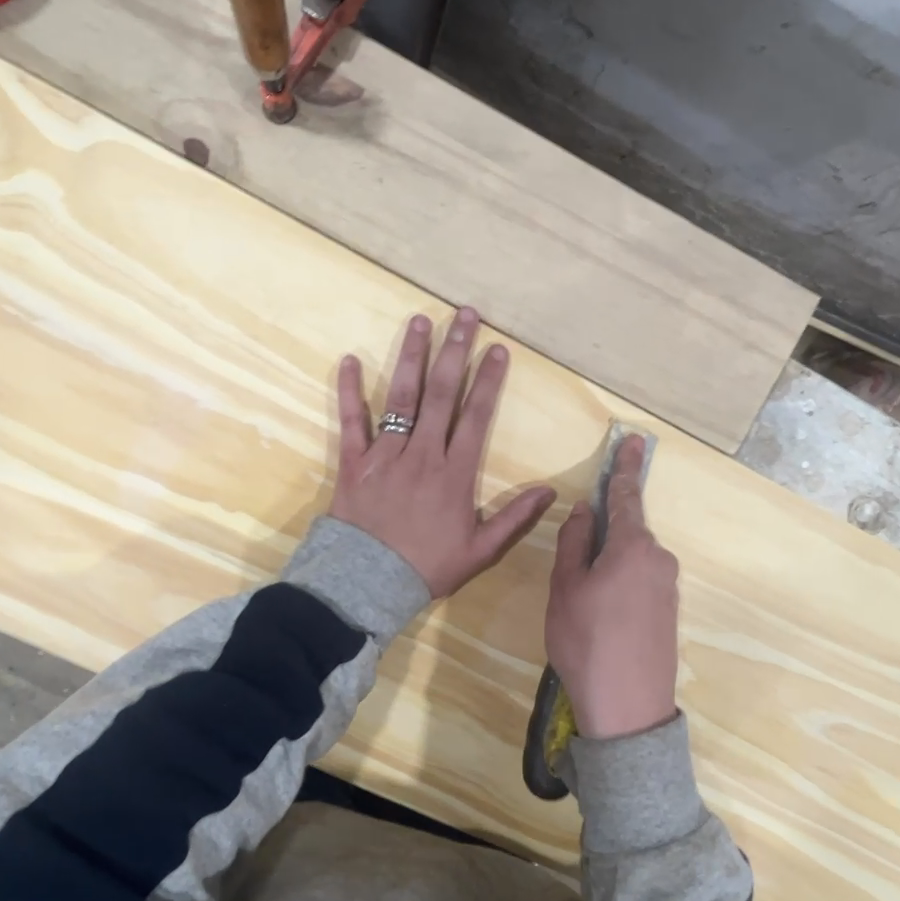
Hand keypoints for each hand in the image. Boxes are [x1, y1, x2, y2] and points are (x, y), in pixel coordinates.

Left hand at [330, 308, 557, 598]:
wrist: (368, 584)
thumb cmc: (427, 568)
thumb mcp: (480, 550)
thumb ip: (514, 519)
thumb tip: (550, 492)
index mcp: (454, 473)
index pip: (476, 416)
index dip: (488, 380)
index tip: (497, 349)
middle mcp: (422, 453)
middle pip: (441, 393)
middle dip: (455, 351)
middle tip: (464, 316)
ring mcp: (385, 454)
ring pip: (401, 397)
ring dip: (411, 357)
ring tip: (420, 321)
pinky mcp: (353, 461)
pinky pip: (351, 420)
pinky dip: (350, 390)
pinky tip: (350, 359)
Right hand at [544, 435, 679, 739]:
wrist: (628, 708)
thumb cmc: (586, 641)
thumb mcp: (566, 588)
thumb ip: (574, 542)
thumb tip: (584, 511)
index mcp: (633, 547)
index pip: (627, 496)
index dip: (626, 467)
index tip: (635, 440)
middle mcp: (659, 560)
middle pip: (629, 529)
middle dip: (604, 529)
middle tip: (572, 555)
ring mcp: (668, 588)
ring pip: (633, 557)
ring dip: (609, 560)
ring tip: (580, 594)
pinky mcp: (668, 612)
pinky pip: (641, 578)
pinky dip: (620, 579)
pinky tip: (601, 608)